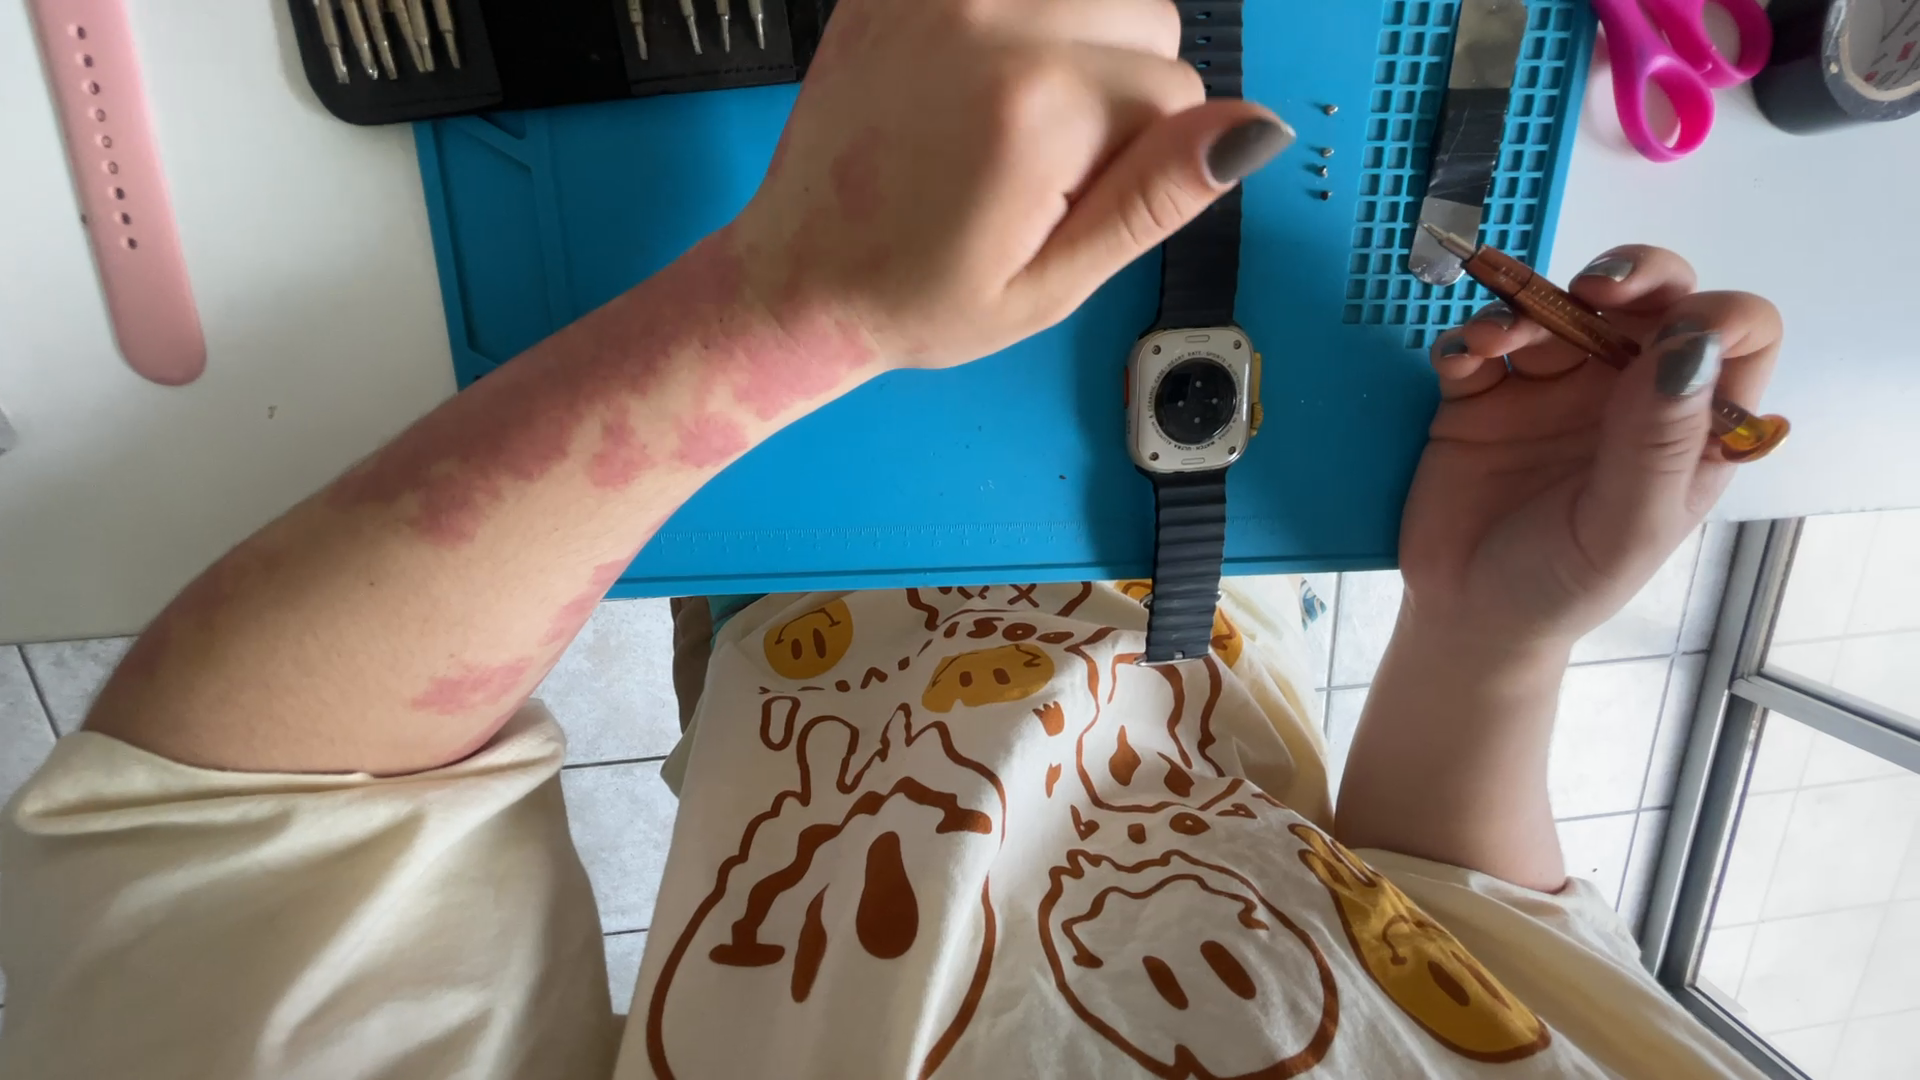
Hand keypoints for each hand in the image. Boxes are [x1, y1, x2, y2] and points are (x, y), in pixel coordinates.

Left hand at [729, 0, 1291, 369]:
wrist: (806, 278)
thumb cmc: (917, 300)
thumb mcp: (1049, 286)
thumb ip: (1152, 201)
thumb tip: (1251, 130)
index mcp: (1040, 108)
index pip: (1180, 92)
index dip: (1141, 164)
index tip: (1071, 204)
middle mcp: (994, 18)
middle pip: (1147, 14)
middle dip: (1118, 97)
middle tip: (1040, 169)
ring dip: (1079, 47)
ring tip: (1009, 126)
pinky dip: (1027, 22)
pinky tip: (983, 81)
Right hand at [1398, 245, 1782, 645]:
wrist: (1463, 611)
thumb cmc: (1559, 583)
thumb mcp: (1623, 526)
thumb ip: (1656, 443)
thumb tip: (1686, 344)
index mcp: (1683, 425)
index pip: (1732, 339)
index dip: (1716, 317)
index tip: (1673, 331)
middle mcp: (1617, 396)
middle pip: (1643, 305)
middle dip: (1626, 278)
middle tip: (1591, 288)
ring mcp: (1540, 395)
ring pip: (1549, 317)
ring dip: (1524, 313)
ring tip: (1493, 343)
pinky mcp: (1474, 403)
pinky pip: (1473, 352)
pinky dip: (1464, 342)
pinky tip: (1460, 359)